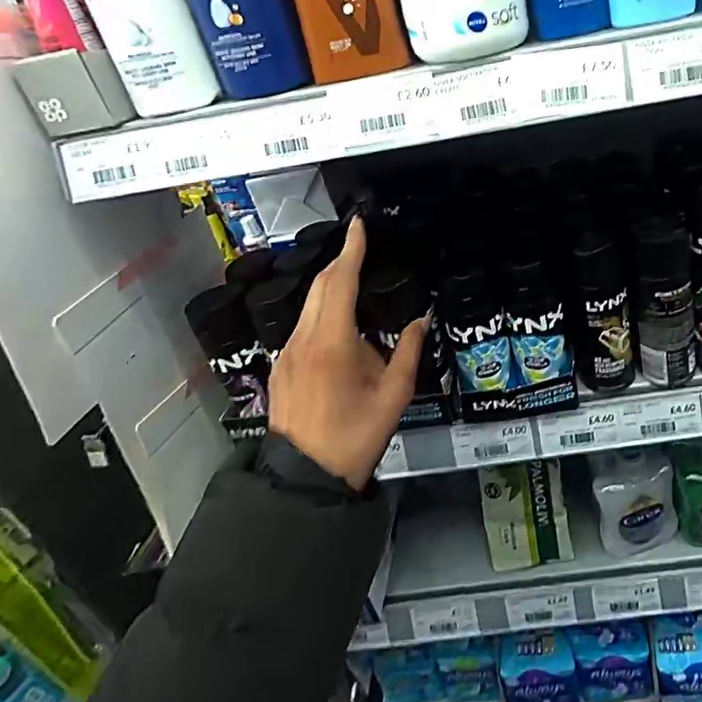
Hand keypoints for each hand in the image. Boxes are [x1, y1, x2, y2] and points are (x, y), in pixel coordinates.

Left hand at [268, 216, 429, 488]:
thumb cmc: (355, 436)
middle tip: (362, 249)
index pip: (339, 281)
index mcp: (332, 342)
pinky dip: (322, 313)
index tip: (358, 224)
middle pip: (320, 285)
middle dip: (340, 262)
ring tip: (356, 286)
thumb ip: (409, 349)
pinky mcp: (279, 367)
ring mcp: (286, 353)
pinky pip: (302, 326)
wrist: (305, 477)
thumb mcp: (394, 395)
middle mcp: (303, 340)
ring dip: (331, 288)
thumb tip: (421, 317)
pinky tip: (340, 329)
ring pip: (308, 305)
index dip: (351, 249)